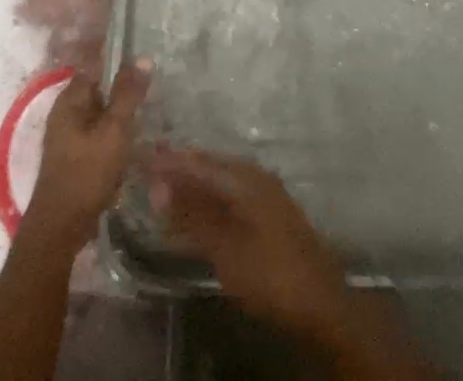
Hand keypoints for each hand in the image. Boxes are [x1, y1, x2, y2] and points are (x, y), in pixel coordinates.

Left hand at [22, 60, 150, 252]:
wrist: (62, 224)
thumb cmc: (88, 172)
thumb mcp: (114, 131)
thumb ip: (127, 95)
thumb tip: (143, 58)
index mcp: (69, 100)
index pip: (94, 66)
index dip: (119, 61)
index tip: (146, 61)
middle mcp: (64, 113)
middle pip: (97, 90)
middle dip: (123, 88)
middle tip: (154, 88)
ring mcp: (67, 136)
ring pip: (99, 113)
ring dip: (121, 113)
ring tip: (151, 111)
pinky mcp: (74, 156)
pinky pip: (98, 133)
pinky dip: (115, 133)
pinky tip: (134, 141)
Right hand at [145, 148, 353, 339]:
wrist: (322, 306)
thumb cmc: (270, 273)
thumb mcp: (224, 246)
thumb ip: (192, 214)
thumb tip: (158, 185)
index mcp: (247, 179)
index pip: (199, 161)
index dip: (169, 161)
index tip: (140, 156)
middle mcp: (258, 179)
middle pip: (212, 167)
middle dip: (181, 169)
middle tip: (149, 171)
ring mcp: (268, 198)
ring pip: (222, 184)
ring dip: (195, 187)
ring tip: (166, 190)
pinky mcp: (272, 218)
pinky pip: (232, 199)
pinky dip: (210, 203)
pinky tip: (198, 214)